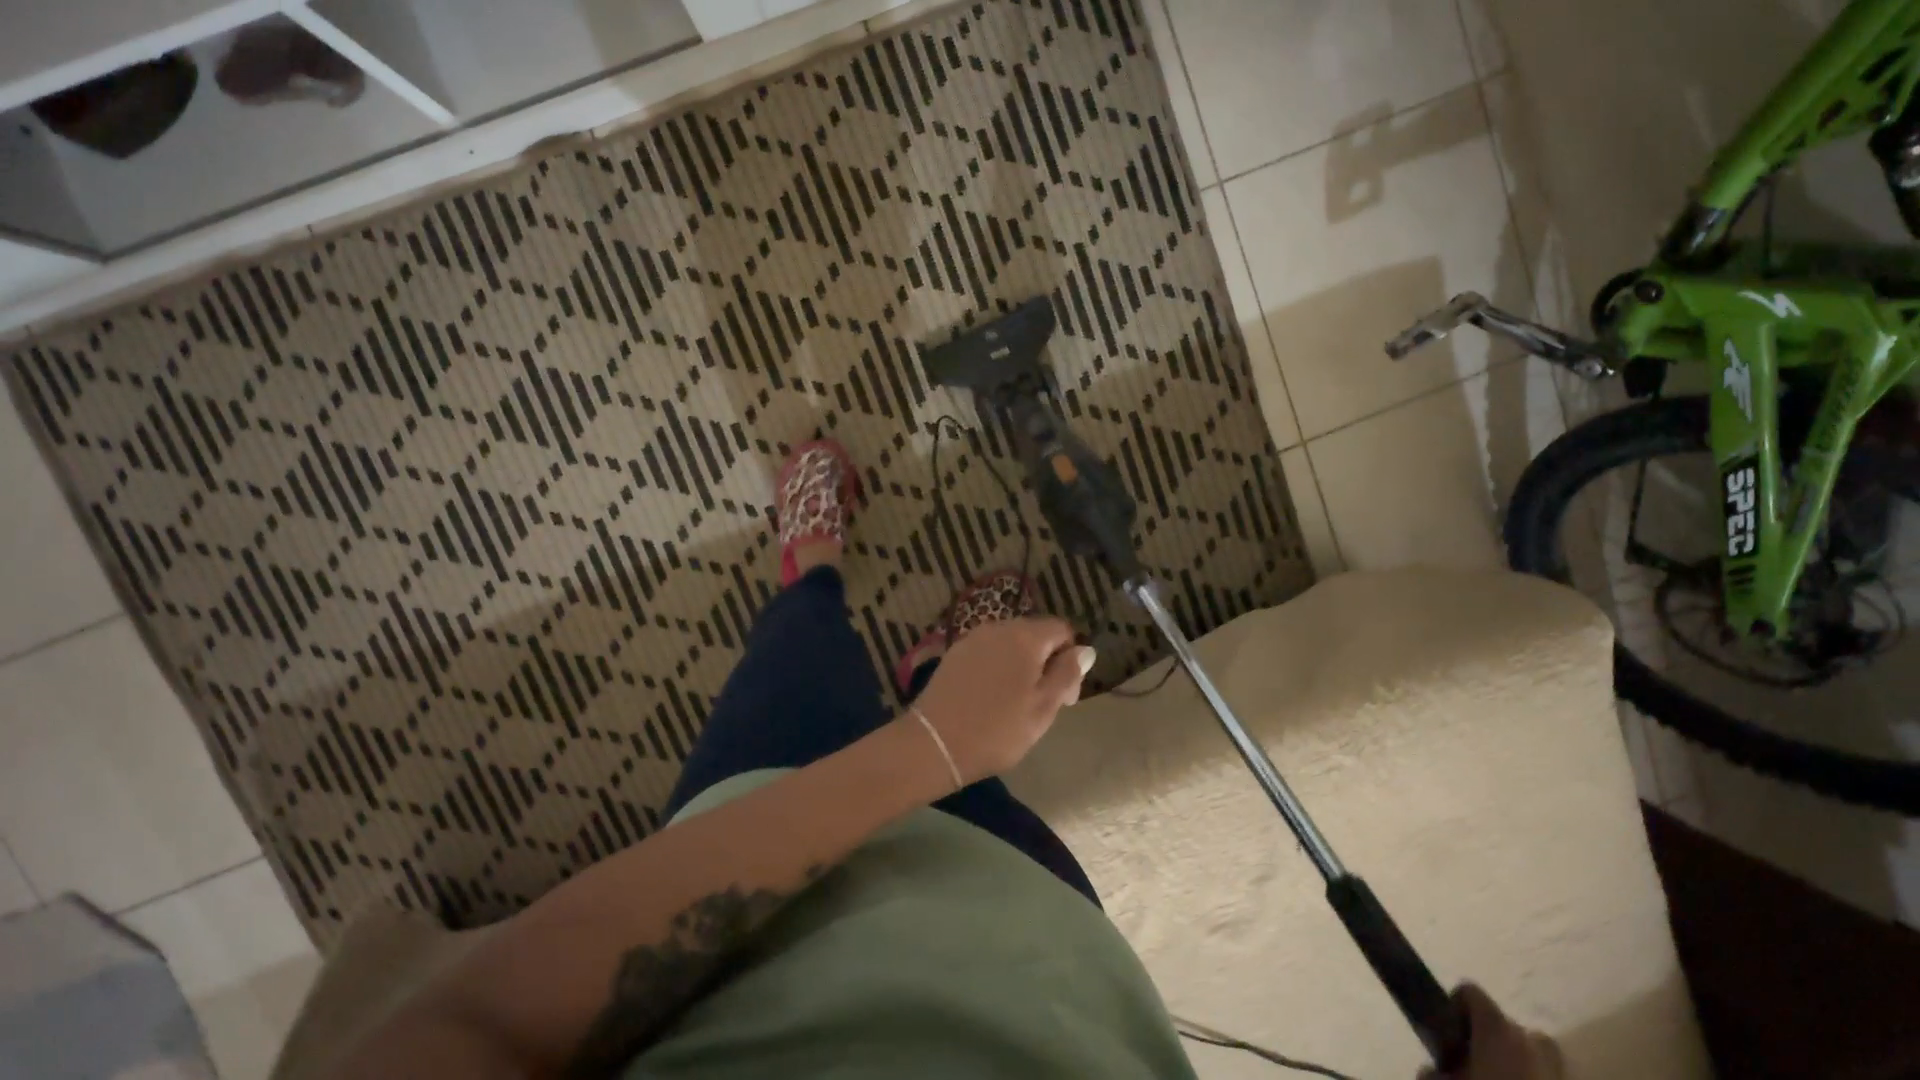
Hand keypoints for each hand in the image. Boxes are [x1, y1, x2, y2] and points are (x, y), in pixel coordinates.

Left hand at [910, 617, 1093, 785]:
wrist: (934, 743)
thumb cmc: (998, 729)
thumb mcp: (1044, 707)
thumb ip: (1067, 674)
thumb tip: (1085, 649)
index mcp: (1025, 636)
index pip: (1062, 629)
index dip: (1071, 659)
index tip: (1065, 696)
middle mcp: (998, 627)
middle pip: (1035, 635)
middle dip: (1046, 662)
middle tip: (1042, 704)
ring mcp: (972, 639)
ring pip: (1010, 645)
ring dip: (1021, 666)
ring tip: (1015, 704)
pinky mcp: (953, 655)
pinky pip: (987, 654)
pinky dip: (997, 669)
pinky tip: (990, 699)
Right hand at [1423, 985, 1563, 1079]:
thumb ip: (1432, 1075)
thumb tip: (1431, 1070)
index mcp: (1497, 1028)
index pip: (1469, 991)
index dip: (1454, 1007)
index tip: (1447, 1035)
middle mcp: (1528, 1037)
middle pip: (1497, 1023)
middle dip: (1481, 1041)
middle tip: (1468, 1068)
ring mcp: (1555, 1064)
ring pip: (1523, 1049)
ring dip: (1507, 1061)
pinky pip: (1541, 1072)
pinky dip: (1527, 1078)